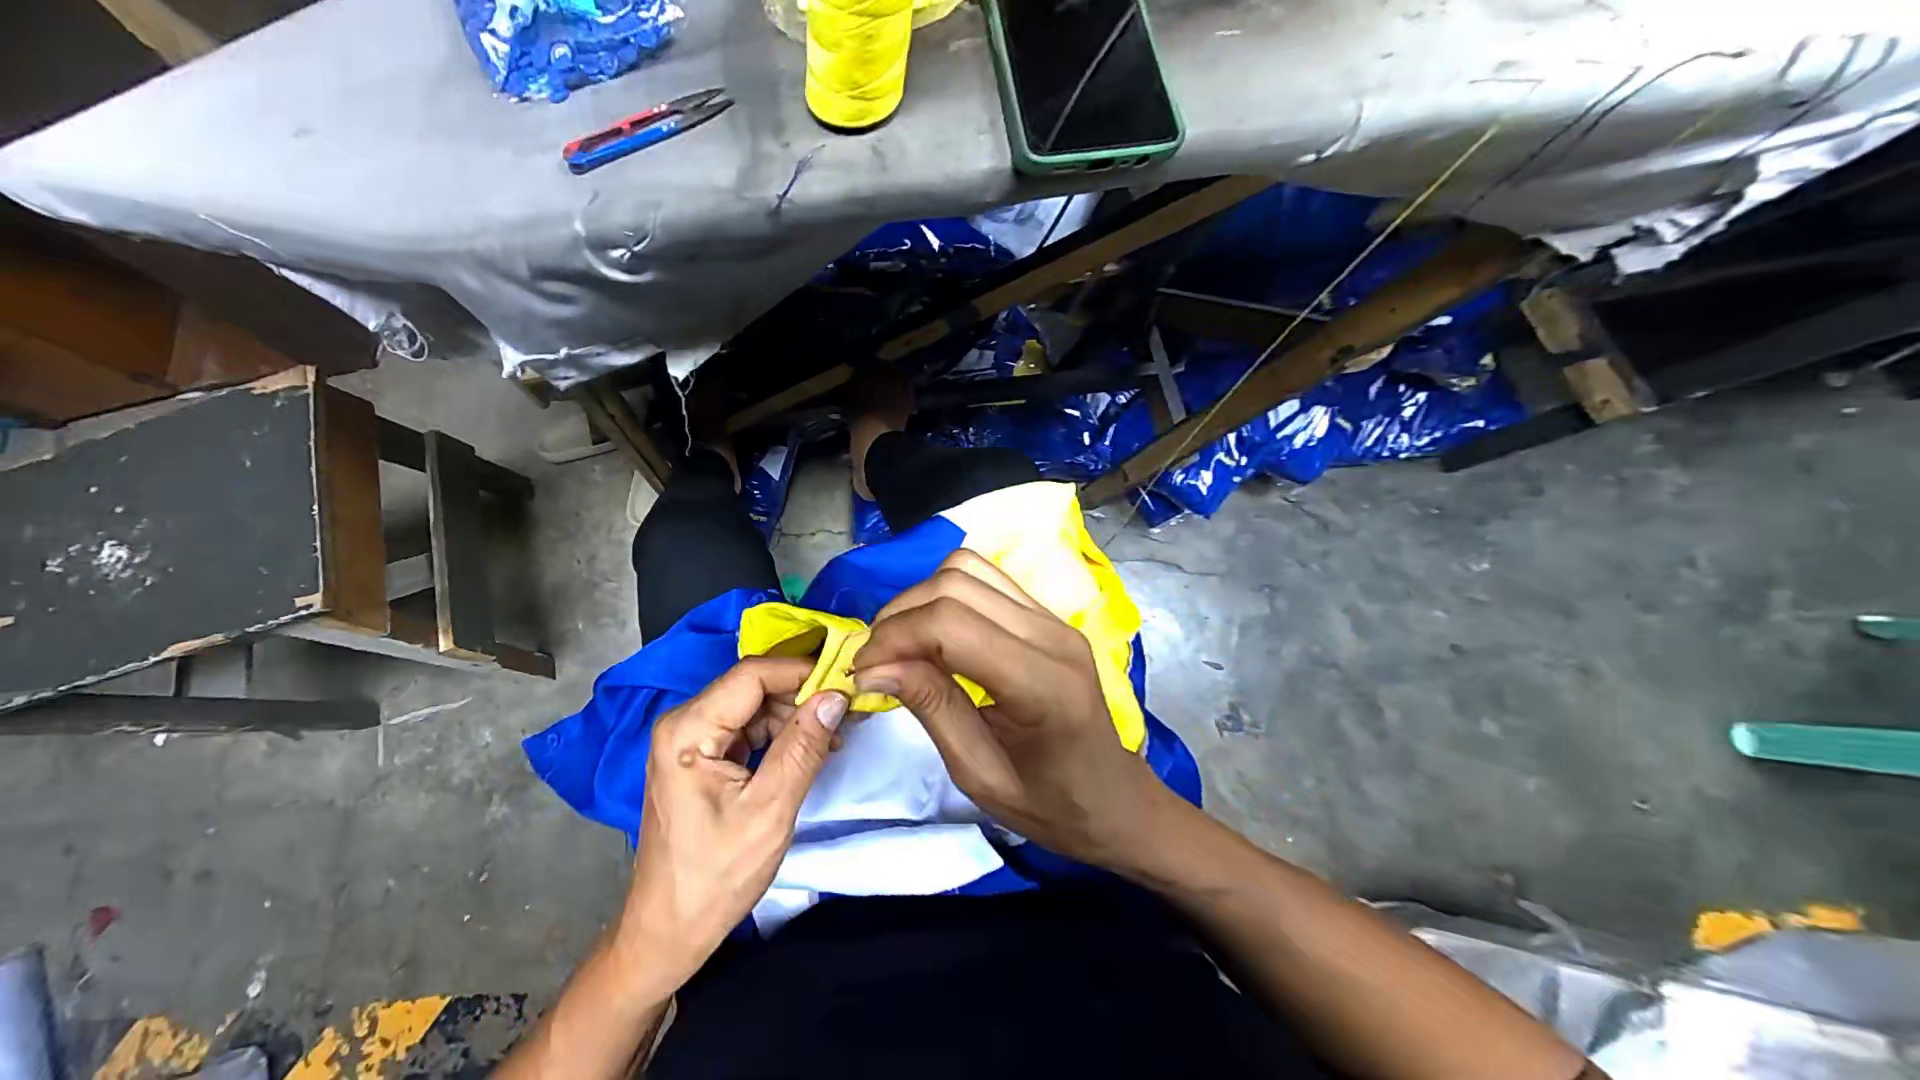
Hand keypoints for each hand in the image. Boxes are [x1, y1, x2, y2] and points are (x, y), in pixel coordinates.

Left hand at [615, 658, 845, 993]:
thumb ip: (803, 747)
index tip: (847, 682)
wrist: (669, 930)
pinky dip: (780, 733)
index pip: (753, 674)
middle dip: (802, 694)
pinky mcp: (701, 756)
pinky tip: (810, 747)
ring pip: (753, 705)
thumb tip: (836, 696)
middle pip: (753, 686)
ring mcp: (690, 739)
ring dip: (795, 715)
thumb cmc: (715, 876)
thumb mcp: (769, 810)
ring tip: (834, 734)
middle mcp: (683, 722)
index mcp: (688, 729)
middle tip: (848, 709)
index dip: (803, 672)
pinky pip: (747, 729)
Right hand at [851, 550, 1175, 870]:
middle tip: (876, 662)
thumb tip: (874, 666)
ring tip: (901, 646)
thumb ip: (932, 708)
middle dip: (899, 616)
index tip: (862, 672)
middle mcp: (1052, 636)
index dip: (894, 638)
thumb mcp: (979, 774)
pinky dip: (945, 597)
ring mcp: (1054, 620)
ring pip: (968, 569)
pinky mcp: (1048, 617)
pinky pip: (986, 581)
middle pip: (955, 584)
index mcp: (1042, 685)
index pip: (950, 625)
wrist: (1116, 802)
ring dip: (920, 600)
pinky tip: (934, 636)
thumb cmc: (1052, 806)